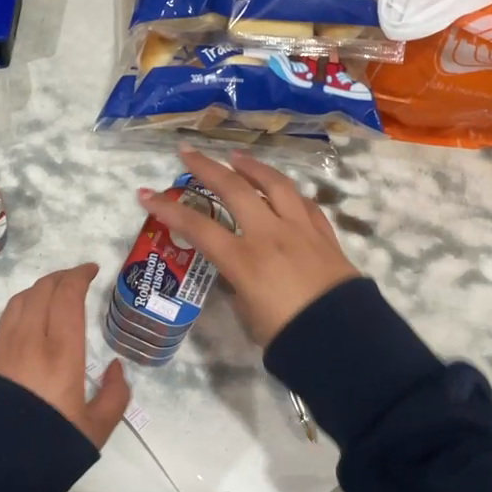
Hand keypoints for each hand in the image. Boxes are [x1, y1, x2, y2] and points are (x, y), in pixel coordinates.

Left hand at [0, 263, 130, 448]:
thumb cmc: (48, 451)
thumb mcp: (95, 430)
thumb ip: (115, 395)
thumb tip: (116, 368)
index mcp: (61, 353)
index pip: (67, 295)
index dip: (79, 275)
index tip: (92, 270)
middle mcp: (30, 341)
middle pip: (42, 290)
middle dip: (62, 276)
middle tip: (78, 279)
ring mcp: (4, 348)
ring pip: (21, 300)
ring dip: (41, 288)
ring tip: (56, 293)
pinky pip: (8, 319)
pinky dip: (24, 306)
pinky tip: (33, 319)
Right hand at [139, 147, 359, 343]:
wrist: (345, 339)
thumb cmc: (290, 336)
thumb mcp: (249, 316)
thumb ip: (237, 287)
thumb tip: (234, 274)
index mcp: (244, 260)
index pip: (197, 227)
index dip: (168, 209)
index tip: (146, 193)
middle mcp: (270, 235)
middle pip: (234, 190)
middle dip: (207, 168)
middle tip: (188, 152)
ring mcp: (300, 230)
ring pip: (275, 185)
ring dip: (252, 167)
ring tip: (237, 157)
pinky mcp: (324, 235)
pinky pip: (304, 204)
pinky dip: (288, 193)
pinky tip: (282, 190)